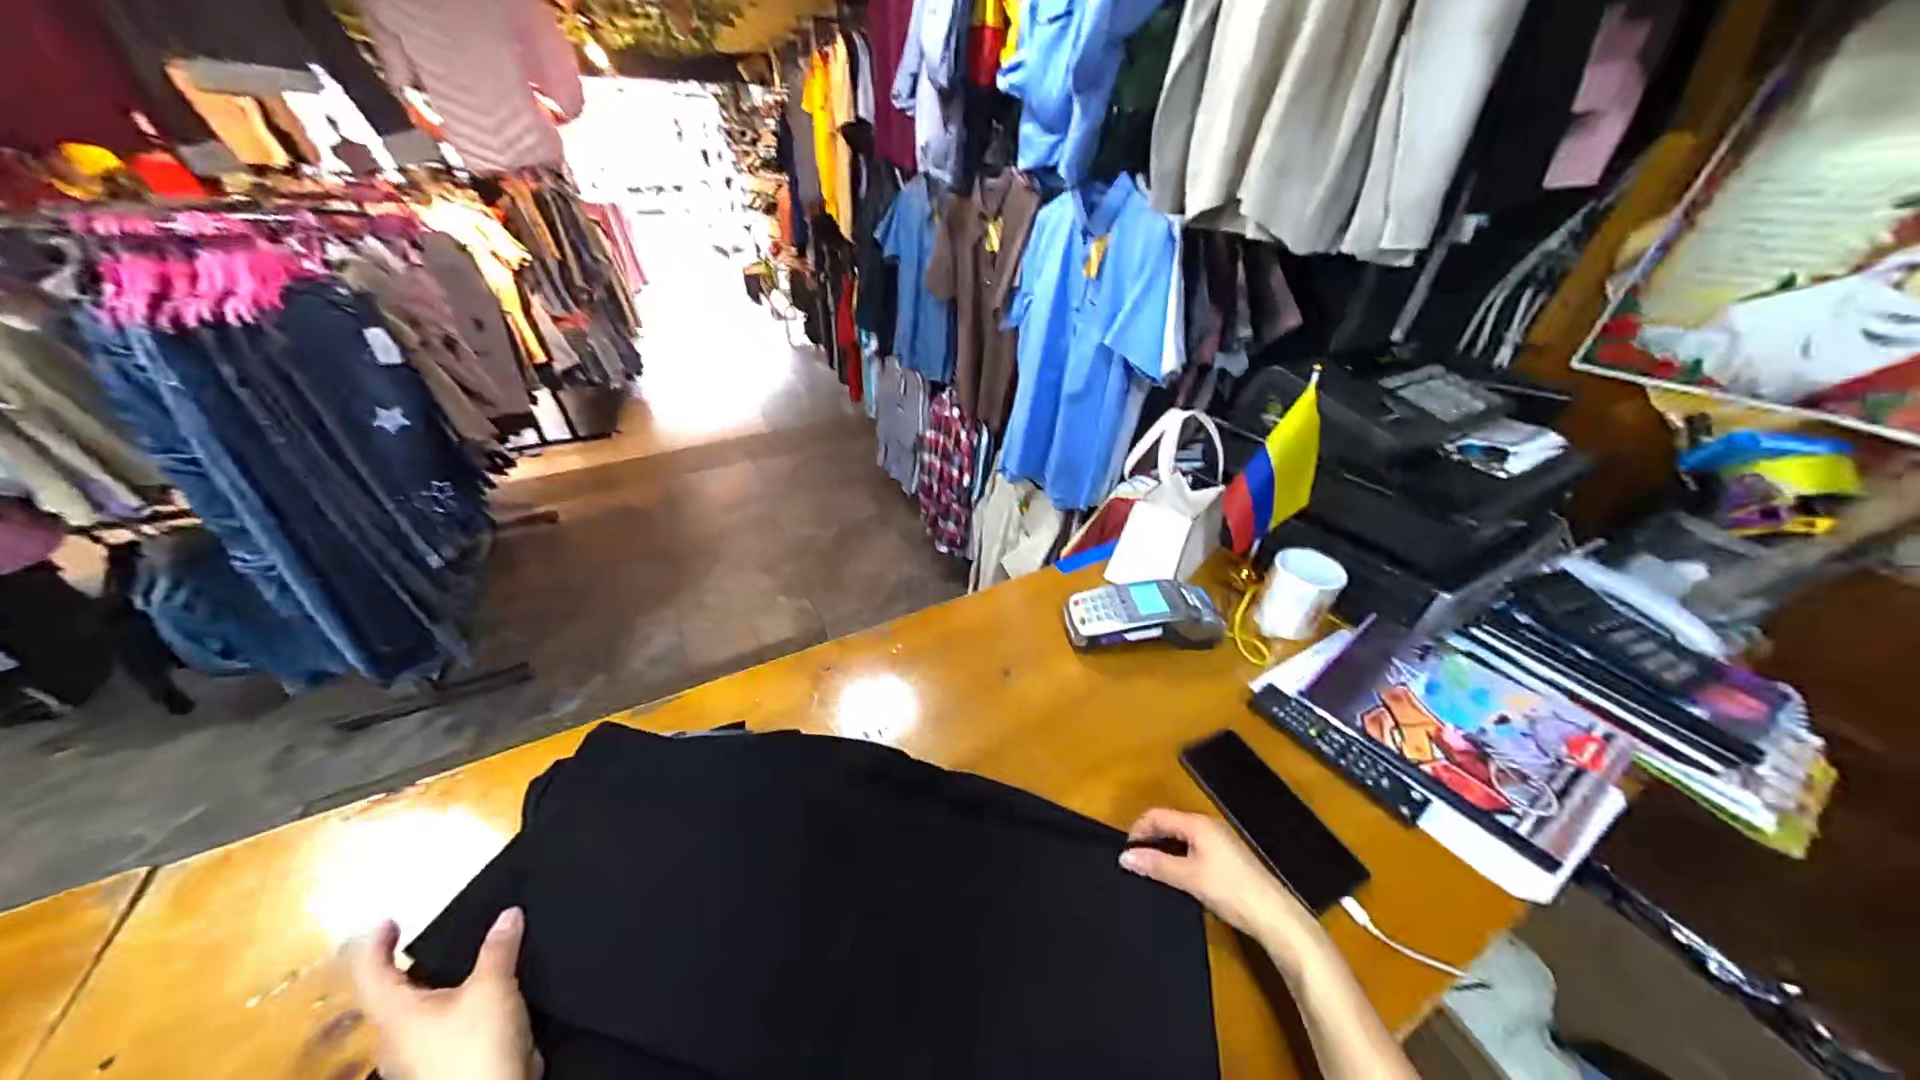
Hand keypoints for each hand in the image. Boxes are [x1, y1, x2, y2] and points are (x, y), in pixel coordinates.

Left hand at [349, 908, 541, 1079]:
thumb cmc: (476, 1046)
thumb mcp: (493, 988)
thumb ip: (499, 948)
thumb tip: (509, 914)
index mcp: (397, 1016)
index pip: (372, 974)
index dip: (376, 944)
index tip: (390, 920)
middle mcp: (399, 1037)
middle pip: (395, 994)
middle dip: (414, 963)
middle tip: (441, 933)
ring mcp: (420, 1056)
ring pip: (423, 1010)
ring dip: (442, 981)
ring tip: (473, 955)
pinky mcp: (445, 1065)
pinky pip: (446, 1023)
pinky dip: (460, 999)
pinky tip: (488, 990)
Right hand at [1119, 809, 1323, 951]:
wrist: (1275, 917)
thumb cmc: (1231, 891)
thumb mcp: (1188, 878)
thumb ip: (1156, 865)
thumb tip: (1125, 856)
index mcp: (1197, 824)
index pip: (1156, 815)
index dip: (1137, 831)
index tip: (1126, 854)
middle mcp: (1208, 826)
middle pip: (1168, 824)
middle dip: (1149, 840)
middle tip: (1135, 864)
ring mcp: (1220, 842)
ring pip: (1181, 838)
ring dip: (1163, 851)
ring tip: (1151, 872)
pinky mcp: (1227, 858)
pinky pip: (1193, 849)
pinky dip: (1178, 858)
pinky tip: (1176, 878)